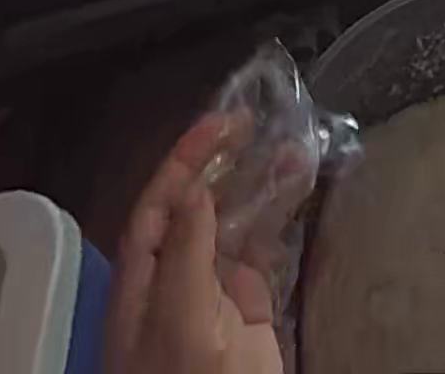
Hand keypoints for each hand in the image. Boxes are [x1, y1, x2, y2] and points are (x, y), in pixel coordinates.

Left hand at [108, 114, 286, 373]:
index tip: (217, 123)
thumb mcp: (180, 324)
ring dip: (258, 178)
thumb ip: (184, 255)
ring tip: (287, 141)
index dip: (183, 159)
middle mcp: (177, 275)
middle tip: (254, 120)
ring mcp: (217, 286)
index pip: (158, 204)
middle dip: (221, 159)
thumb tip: (196, 191)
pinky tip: (298, 181)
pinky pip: (265, 241)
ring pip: (235, 216)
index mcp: (145, 282)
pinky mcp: (252, 298)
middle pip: (196, 202)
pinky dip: (281, 208)